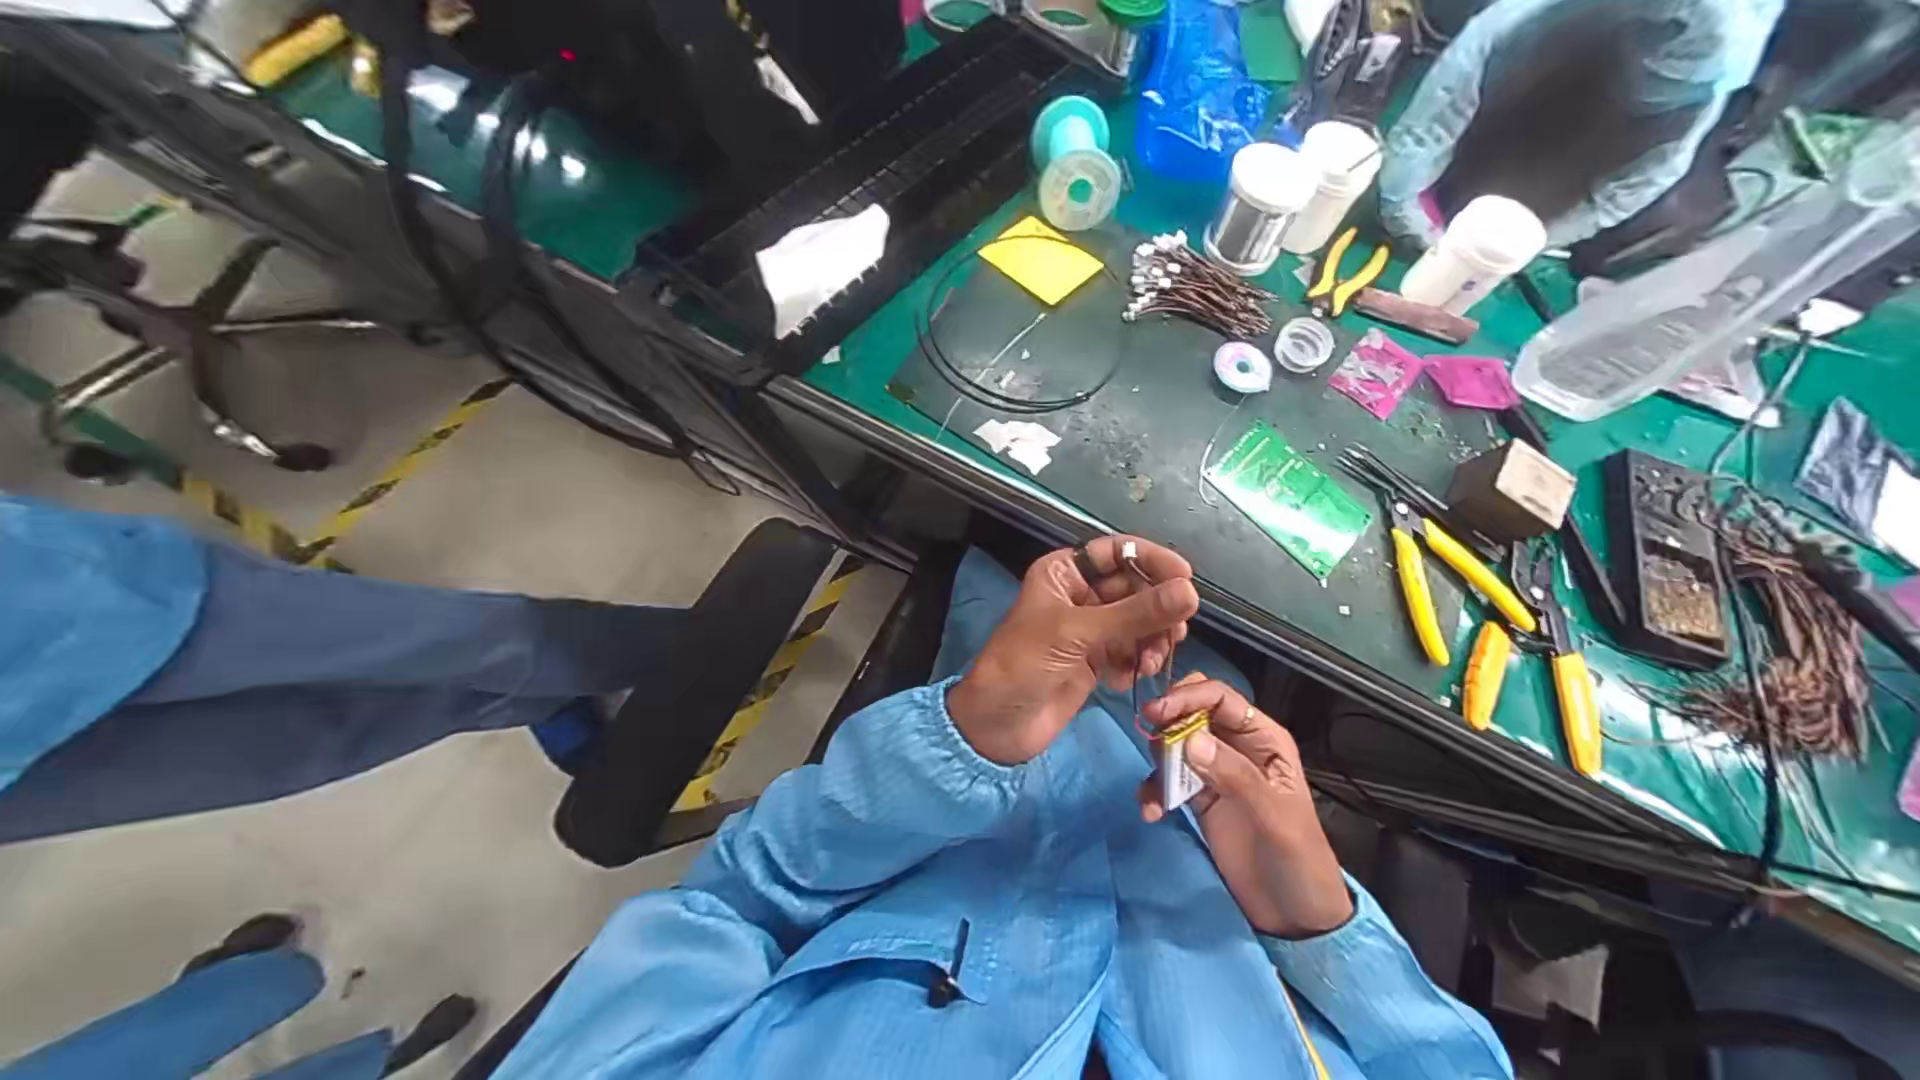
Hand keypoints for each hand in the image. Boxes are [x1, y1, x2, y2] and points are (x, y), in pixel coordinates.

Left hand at [947, 536, 1199, 765]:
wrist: (999, 724)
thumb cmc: (1025, 665)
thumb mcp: (1078, 633)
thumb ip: (1136, 613)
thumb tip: (1190, 592)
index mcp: (1063, 573)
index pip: (1116, 552)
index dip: (1152, 560)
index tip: (1185, 578)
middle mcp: (1079, 595)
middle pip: (1134, 587)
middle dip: (1157, 608)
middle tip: (1175, 633)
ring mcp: (1089, 629)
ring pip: (1138, 621)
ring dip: (1152, 638)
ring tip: (1149, 662)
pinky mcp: (1096, 660)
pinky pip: (1132, 649)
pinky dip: (1138, 661)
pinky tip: (1130, 677)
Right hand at [1139, 675, 1352, 938]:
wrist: (1294, 916)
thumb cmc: (1298, 860)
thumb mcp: (1274, 816)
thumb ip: (1235, 775)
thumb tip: (1191, 739)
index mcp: (1263, 739)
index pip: (1220, 698)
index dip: (1187, 698)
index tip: (1156, 713)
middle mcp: (1236, 746)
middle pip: (1191, 712)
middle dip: (1167, 721)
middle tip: (1150, 738)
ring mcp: (1214, 770)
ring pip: (1173, 742)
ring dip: (1157, 761)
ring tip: (1157, 793)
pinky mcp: (1196, 796)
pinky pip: (1166, 778)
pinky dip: (1154, 790)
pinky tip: (1153, 813)